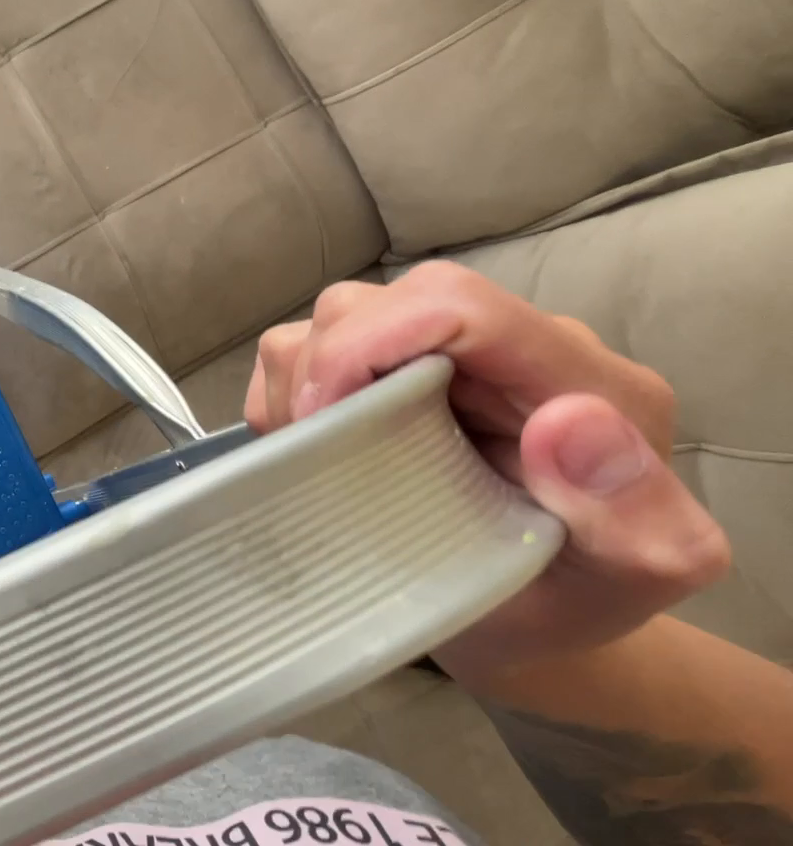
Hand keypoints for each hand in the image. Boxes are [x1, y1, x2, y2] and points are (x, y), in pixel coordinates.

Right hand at [243, 261, 729, 688]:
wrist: (517, 612)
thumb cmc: (565, 598)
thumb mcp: (630, 578)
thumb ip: (635, 511)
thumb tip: (572, 419)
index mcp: (576, 377)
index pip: (453, 306)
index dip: (366, 345)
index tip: (323, 423)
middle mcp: (497, 347)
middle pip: (370, 305)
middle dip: (320, 374)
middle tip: (315, 453)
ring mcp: (429, 355)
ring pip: (324, 321)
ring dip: (297, 390)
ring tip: (316, 459)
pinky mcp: (374, 369)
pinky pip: (294, 349)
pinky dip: (280, 398)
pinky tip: (310, 449)